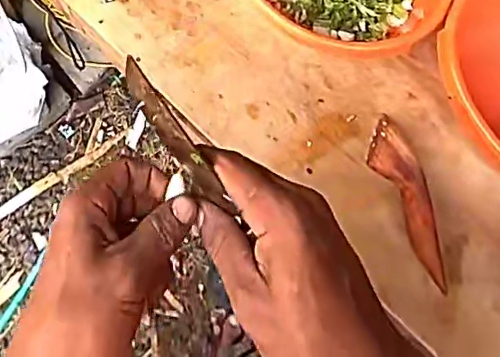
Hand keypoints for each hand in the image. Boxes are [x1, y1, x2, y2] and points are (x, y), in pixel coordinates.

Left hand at [9, 158, 198, 356]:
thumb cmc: (72, 321)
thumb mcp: (126, 270)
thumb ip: (158, 233)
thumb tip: (183, 204)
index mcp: (84, 205)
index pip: (127, 169)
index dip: (157, 182)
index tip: (184, 203)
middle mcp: (87, 221)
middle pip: (136, 201)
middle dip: (159, 226)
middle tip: (174, 248)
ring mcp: (94, 249)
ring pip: (138, 234)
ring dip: (155, 257)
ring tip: (155, 281)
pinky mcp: (101, 276)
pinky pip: (133, 261)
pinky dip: (147, 277)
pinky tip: (147, 296)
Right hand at [196, 149, 409, 356]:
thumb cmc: (313, 343)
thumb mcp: (250, 298)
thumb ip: (220, 242)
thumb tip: (196, 206)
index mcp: (282, 212)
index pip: (228, 163)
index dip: (197, 161)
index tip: (175, 171)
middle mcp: (303, 200)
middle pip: (244, 170)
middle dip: (213, 180)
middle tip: (186, 200)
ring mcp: (317, 211)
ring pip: (261, 184)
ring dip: (234, 194)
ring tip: (210, 220)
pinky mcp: (325, 225)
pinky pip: (279, 200)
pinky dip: (256, 207)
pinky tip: (243, 234)